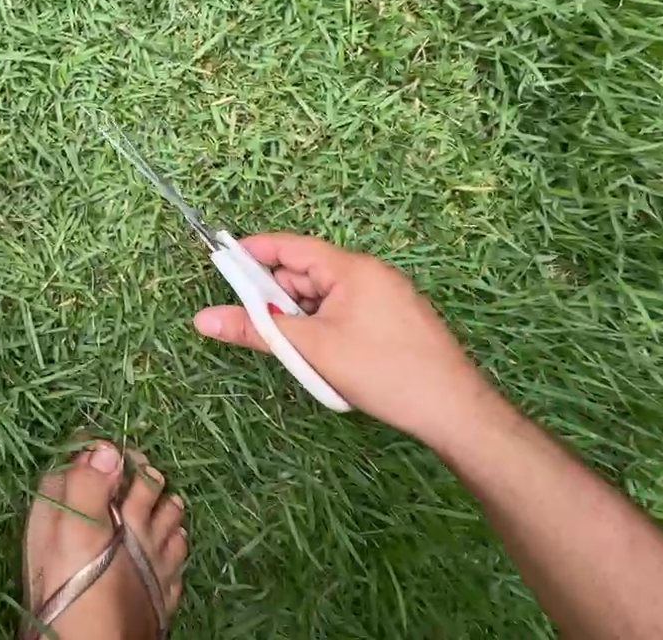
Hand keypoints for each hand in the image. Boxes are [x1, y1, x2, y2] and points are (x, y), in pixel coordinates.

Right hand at [193, 233, 503, 444]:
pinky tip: (320, 356)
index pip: (289, 246)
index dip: (251, 253)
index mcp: (352, 269)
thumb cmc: (383, 372)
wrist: (460, 417)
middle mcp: (370, 275)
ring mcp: (385, 298)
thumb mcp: (309, 349)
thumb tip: (202, 319)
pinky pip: (340, 312)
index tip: (220, 265)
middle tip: (260, 325)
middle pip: (303, 274)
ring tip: (298, 351)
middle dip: (276, 298)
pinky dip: (320, 328)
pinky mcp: (392, 321)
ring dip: (299, 318)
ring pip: (320, 298)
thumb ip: (254, 328)